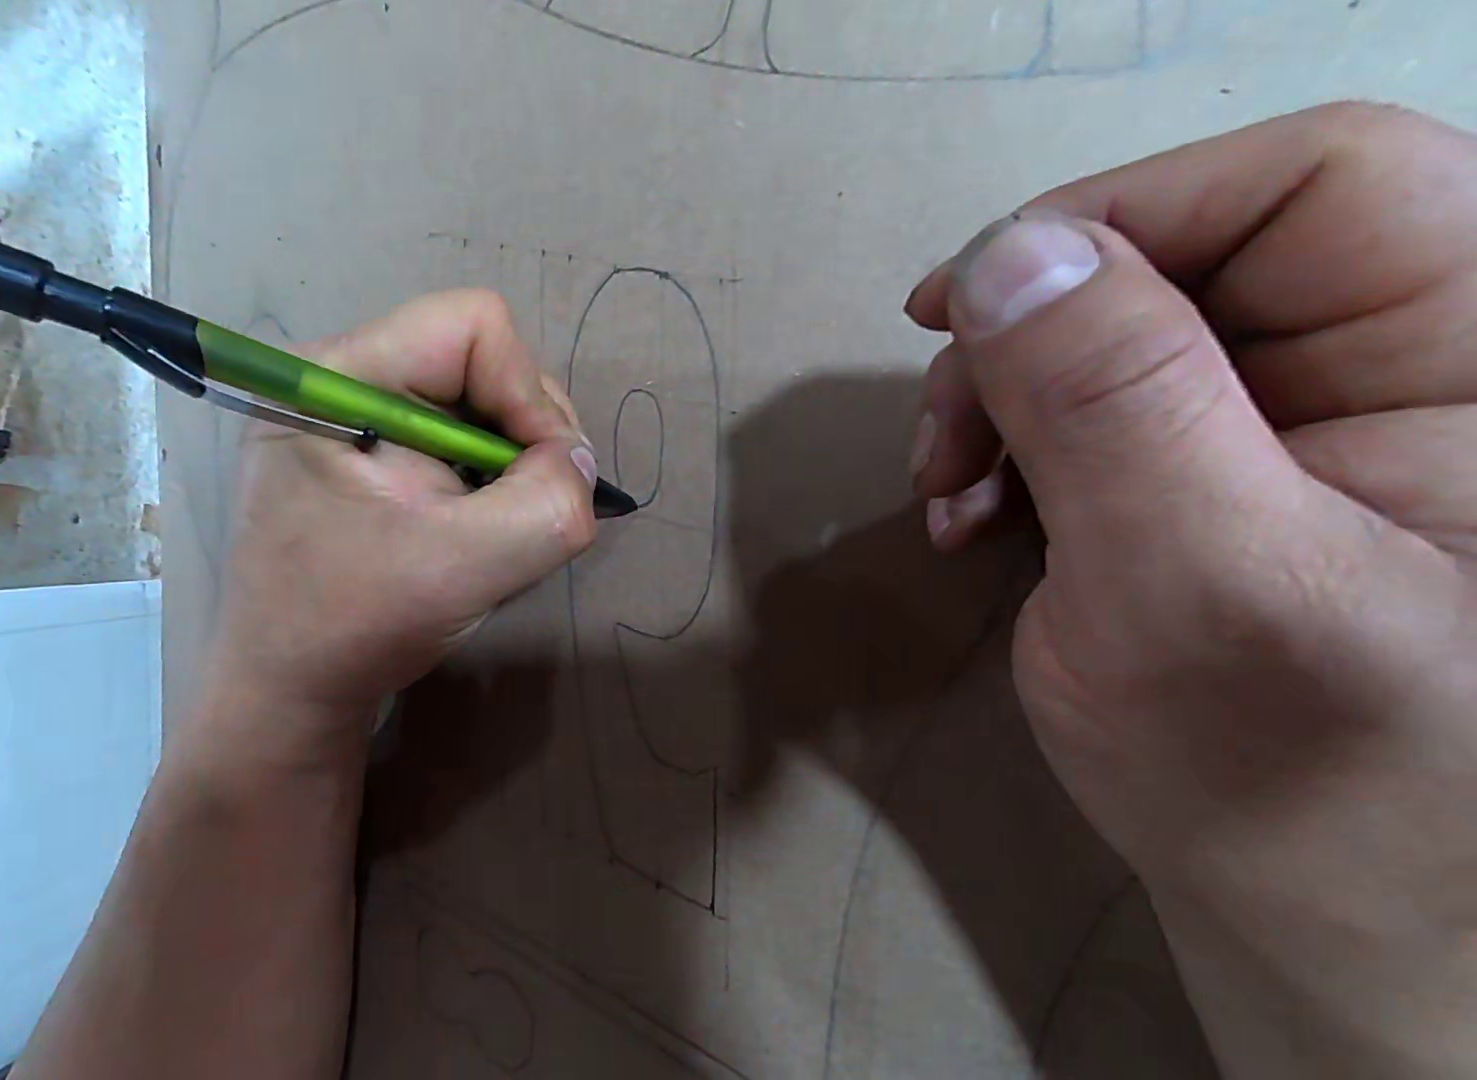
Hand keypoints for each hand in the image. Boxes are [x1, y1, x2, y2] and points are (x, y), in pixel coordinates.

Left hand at [190, 290, 598, 768]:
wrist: (291, 691)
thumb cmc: (348, 628)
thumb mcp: (454, 571)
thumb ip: (542, 510)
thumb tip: (582, 463)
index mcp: (339, 376)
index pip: (472, 328)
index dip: (529, 394)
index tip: (549, 474)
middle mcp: (349, 381)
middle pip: (483, 361)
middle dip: (528, 436)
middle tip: (535, 511)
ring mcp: (364, 421)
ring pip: (482, 406)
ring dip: (515, 469)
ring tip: (498, 533)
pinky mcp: (380, 458)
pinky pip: (466, 443)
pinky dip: (496, 487)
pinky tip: (479, 533)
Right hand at [906, 104, 1476, 1075]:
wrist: (1313, 913)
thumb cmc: (1288, 779)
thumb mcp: (1187, 584)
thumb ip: (1107, 404)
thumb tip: (1004, 256)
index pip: (1297, 186)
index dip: (1104, 220)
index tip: (948, 307)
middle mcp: (1402, 365)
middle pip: (1165, 266)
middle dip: (1013, 352)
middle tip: (939, 454)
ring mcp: (1292, 422)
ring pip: (1096, 340)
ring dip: (990, 410)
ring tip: (949, 504)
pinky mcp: (1206, 469)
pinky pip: (1076, 408)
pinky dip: (999, 453)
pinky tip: (972, 517)